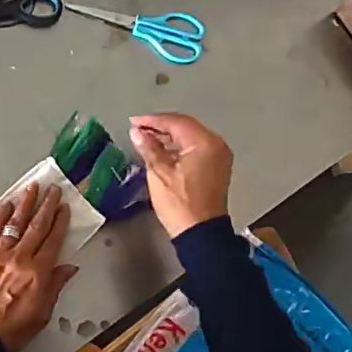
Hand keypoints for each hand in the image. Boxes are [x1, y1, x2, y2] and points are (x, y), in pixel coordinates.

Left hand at [0, 182, 79, 351]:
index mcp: (38, 272)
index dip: (60, 222)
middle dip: (46, 206)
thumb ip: (55, 285)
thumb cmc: (13, 327)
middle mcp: (20, 258)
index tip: (64, 208)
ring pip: (14, 223)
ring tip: (31, 189)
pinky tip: (5, 205)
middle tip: (52, 190)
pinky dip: (0, 217)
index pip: (53, 240)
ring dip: (24, 204)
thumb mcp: (43, 312)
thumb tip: (67, 268)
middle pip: (36, 226)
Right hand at [128, 112, 233, 237]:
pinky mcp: (216, 166)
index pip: (176, 122)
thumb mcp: (159, 173)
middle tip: (138, 127)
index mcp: (204, 143)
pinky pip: (195, 146)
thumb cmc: (179, 201)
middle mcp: (216, 145)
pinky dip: (178, 145)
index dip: (152, 120)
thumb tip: (137, 132)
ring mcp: (219, 155)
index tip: (133, 122)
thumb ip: (149, 148)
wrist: (200, 231)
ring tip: (146, 137)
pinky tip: (162, 149)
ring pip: (190, 136)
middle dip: (161, 125)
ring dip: (169, 135)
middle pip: (185, 126)